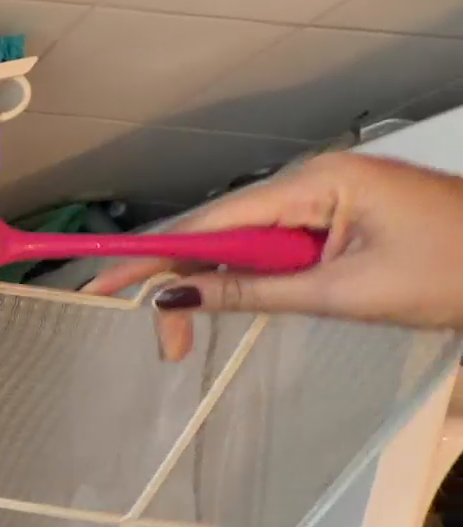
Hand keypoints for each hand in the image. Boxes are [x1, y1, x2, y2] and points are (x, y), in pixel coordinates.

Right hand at [83, 153, 462, 360]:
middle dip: (179, 288)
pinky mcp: (334, 217)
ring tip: (190, 338)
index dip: (148, 261)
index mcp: (315, 184)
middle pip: (213, 238)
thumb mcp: (343, 292)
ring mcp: (323, 198)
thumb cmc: (460, 274)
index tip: (100, 288)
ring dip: (211, 290)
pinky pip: (268, 249)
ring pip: (236, 248)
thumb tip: (170, 296)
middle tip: (166, 344)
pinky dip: (244, 281)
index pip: (206, 227)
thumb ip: (248, 292)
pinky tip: (232, 303)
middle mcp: (310, 182)